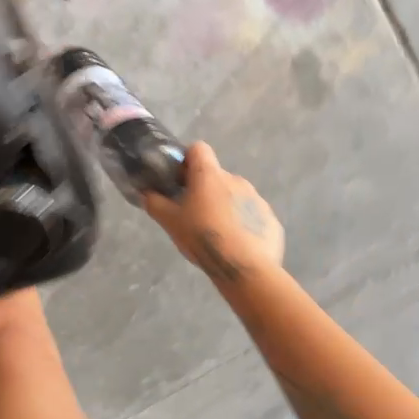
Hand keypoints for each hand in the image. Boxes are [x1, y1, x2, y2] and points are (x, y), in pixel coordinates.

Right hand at [142, 142, 283, 285]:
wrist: (245, 270)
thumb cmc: (202, 237)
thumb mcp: (169, 221)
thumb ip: (155, 203)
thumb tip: (147, 193)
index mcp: (209, 175)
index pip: (198, 149)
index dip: (187, 160)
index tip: (180, 180)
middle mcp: (236, 180)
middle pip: (216, 175)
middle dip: (205, 189)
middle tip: (193, 212)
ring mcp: (257, 200)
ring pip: (235, 195)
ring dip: (224, 205)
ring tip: (216, 232)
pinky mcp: (271, 220)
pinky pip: (251, 215)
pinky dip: (242, 223)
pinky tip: (236, 244)